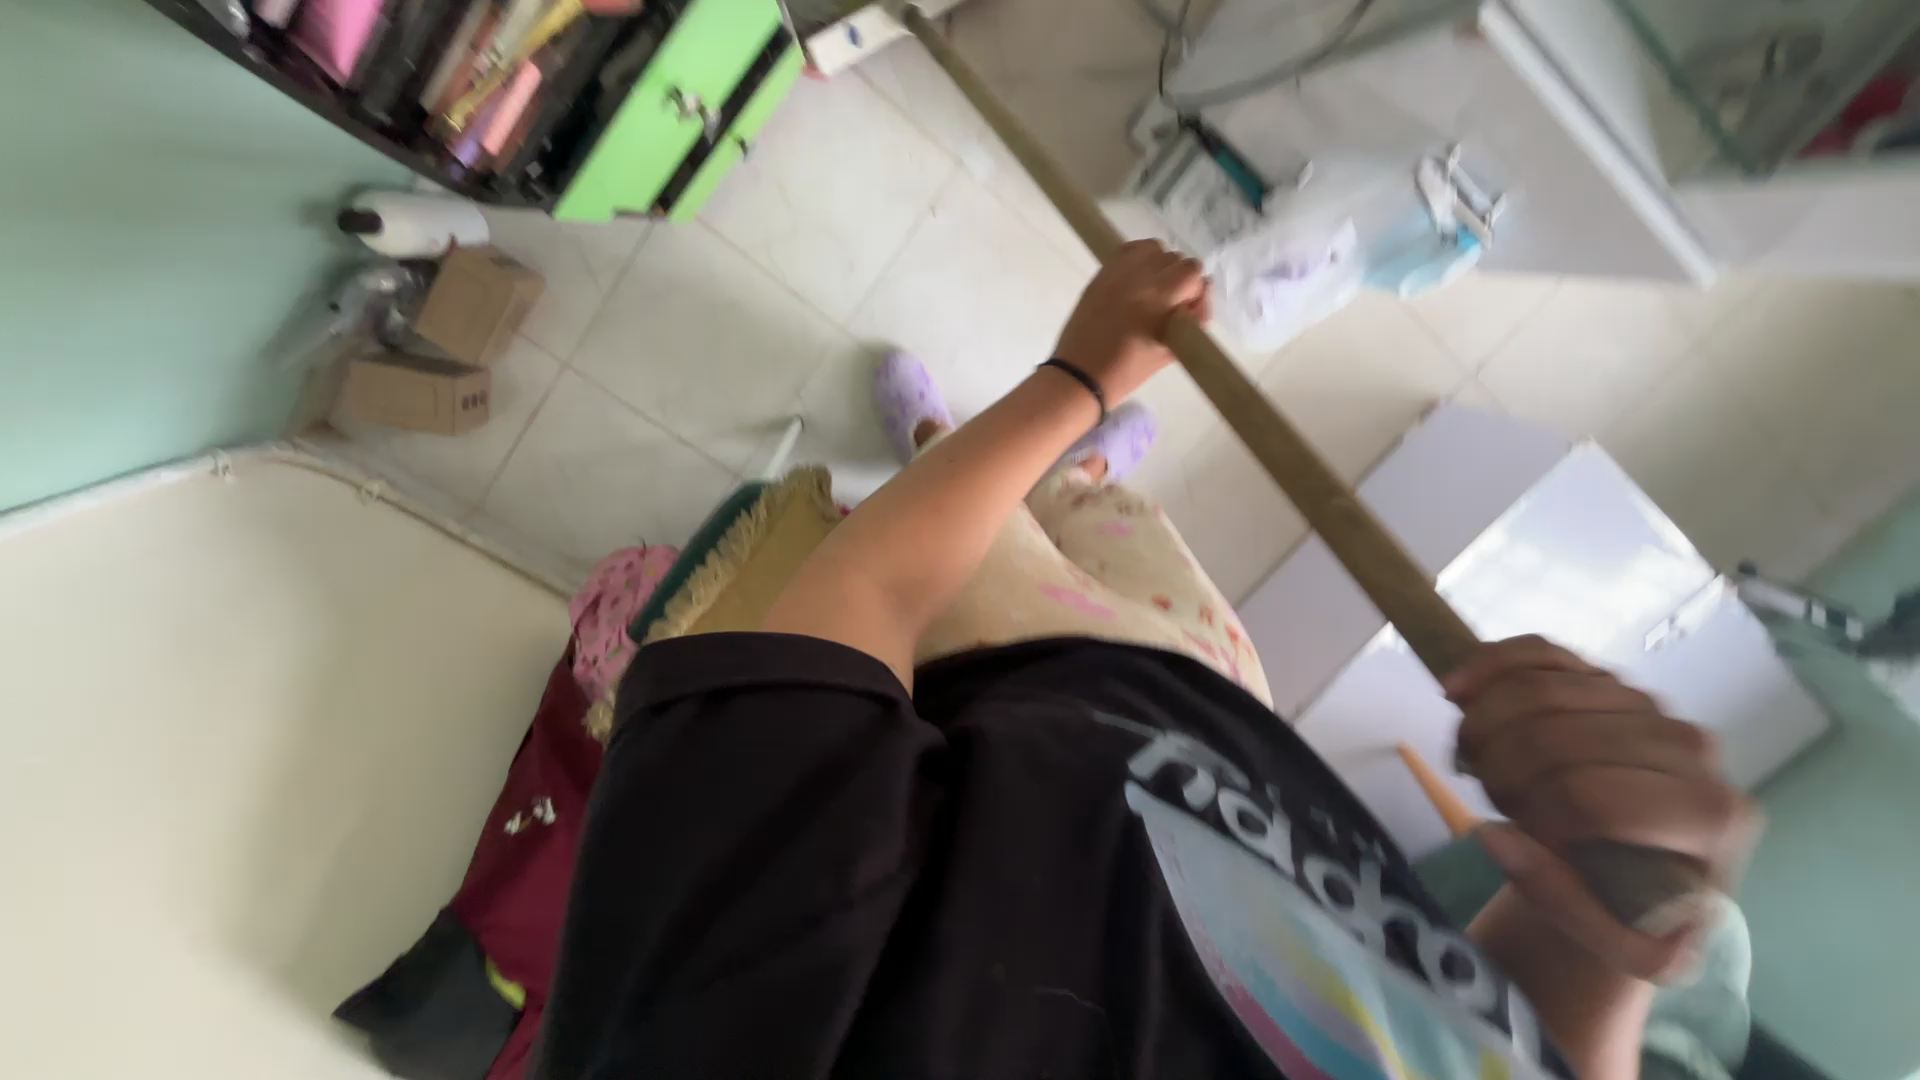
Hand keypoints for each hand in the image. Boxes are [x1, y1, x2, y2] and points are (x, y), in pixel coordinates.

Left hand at [1053, 240, 1210, 402]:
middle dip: (1178, 280)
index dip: (1194, 292)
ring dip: (1159, 266)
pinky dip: (1138, 259)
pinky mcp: (1101, 273)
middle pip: (1175, 258)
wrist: (1080, 374)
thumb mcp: (1169, 350)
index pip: (1193, 272)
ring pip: (1154, 248)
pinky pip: (1129, 249)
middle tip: (1167, 306)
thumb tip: (1202, 293)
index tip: (1184, 312)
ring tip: (1151, 291)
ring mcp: (1117, 272)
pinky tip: (1136, 281)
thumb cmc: (1127, 371)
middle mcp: (1139, 277)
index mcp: (1159, 298)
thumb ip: (1194, 319)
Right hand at [1445, 636, 1760, 981]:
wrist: (1641, 869)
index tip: (1516, 831)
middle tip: (1489, 793)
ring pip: (1536, 689)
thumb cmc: (1632, 907)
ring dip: (1482, 725)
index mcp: (1706, 815)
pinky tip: (1457, 689)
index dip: (1530, 812)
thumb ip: (1562, 902)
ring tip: (1482, 758)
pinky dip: (1486, 663)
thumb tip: (1493, 835)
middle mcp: (1691, 748)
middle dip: (1497, 767)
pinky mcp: (1608, 679)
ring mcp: (1647, 704)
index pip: (1589, 794)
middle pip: (1554, 736)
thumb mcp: (1618, 945)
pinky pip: (1539, 651)